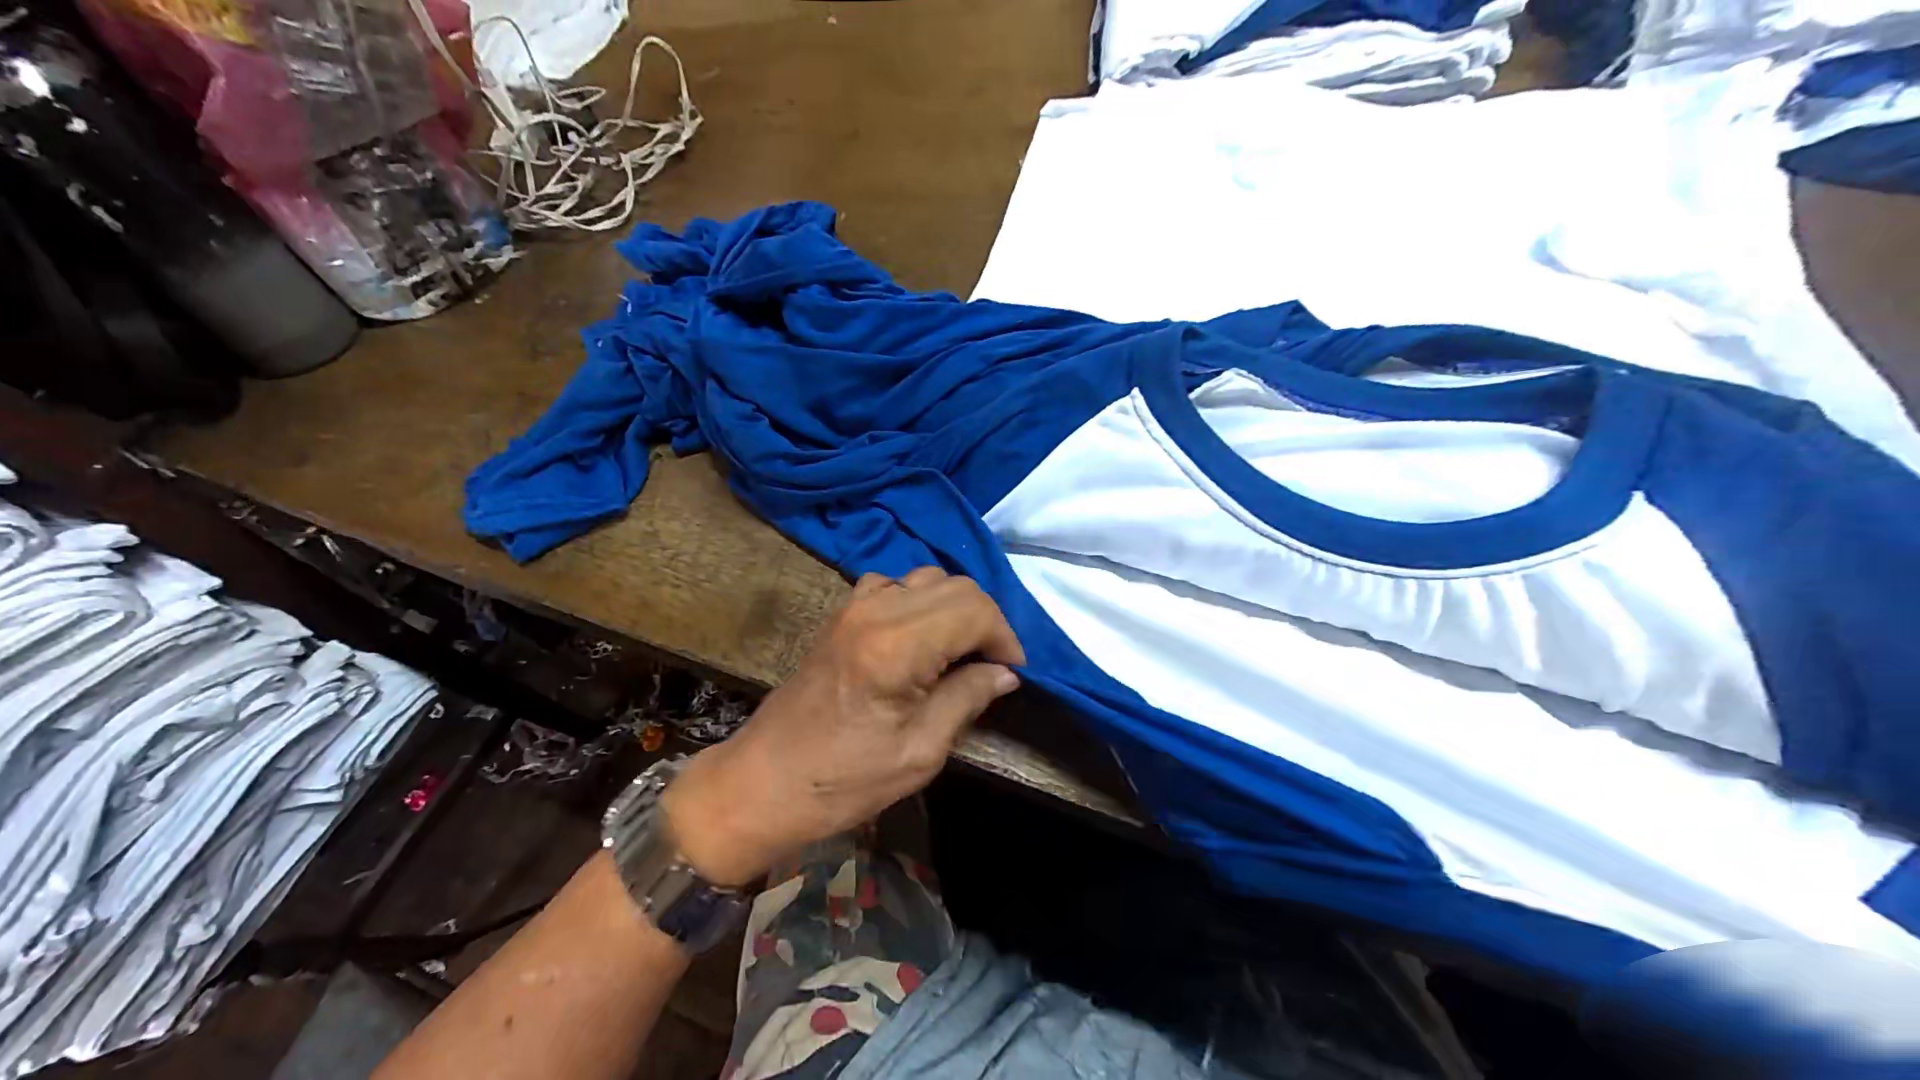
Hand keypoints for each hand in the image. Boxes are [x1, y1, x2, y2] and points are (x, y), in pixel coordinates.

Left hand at [661, 568, 1025, 885]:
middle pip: (955, 585)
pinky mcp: (840, 615)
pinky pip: (893, 586)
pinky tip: (920, 639)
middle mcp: (875, 611)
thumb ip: (965, 700)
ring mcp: (853, 607)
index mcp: (896, 646)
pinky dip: (919, 602)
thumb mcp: (918, 752)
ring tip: (961, 652)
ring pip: (926, 578)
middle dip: (985, 620)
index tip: (1012, 672)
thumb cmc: (842, 781)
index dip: (1004, 636)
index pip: (974, 609)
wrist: (762, 783)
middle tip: (993, 665)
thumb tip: (1004, 673)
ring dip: (954, 608)